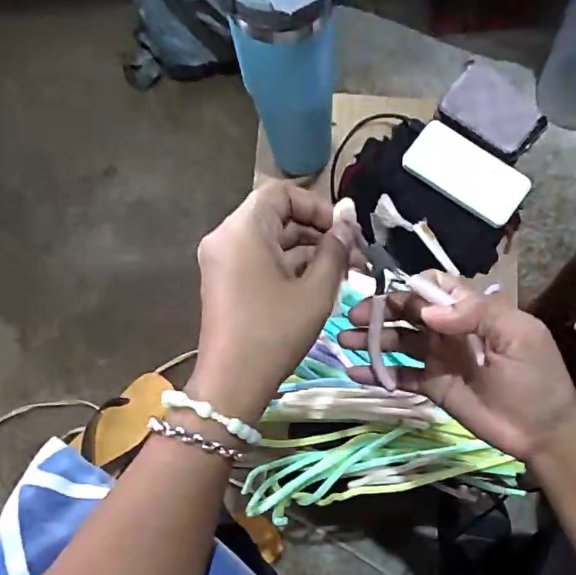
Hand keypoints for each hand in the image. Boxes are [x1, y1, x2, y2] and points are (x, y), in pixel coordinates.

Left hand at [192, 181, 361, 420]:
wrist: (233, 381)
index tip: (344, 232)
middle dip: (317, 232)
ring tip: (343, 275)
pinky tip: (318, 287)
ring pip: (270, 241)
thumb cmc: (276, 333)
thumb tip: (347, 226)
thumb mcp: (315, 293)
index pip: (281, 192)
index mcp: (243, 229)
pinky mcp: (226, 283)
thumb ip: (335, 252)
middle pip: (276, 216)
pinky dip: (288, 267)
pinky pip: (260, 261)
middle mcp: (226, 237)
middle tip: (353, 257)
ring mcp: (223, 261)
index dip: (317, 206)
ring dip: (307, 252)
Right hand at [338, 275, 575, 461]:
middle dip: (381, 310)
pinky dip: (379, 374)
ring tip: (345, 341)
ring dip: (373, 339)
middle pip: (410, 312)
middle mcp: (452, 330)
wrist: (542, 430)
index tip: (386, 291)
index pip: (436, 287)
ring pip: (400, 342)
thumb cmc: (536, 378)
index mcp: (474, 312)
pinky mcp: (434, 387)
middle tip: (353, 316)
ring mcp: (441, 359)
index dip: (411, 286)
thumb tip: (428, 309)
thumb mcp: (518, 337)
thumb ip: (476, 314)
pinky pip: (402, 376)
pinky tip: (357, 373)